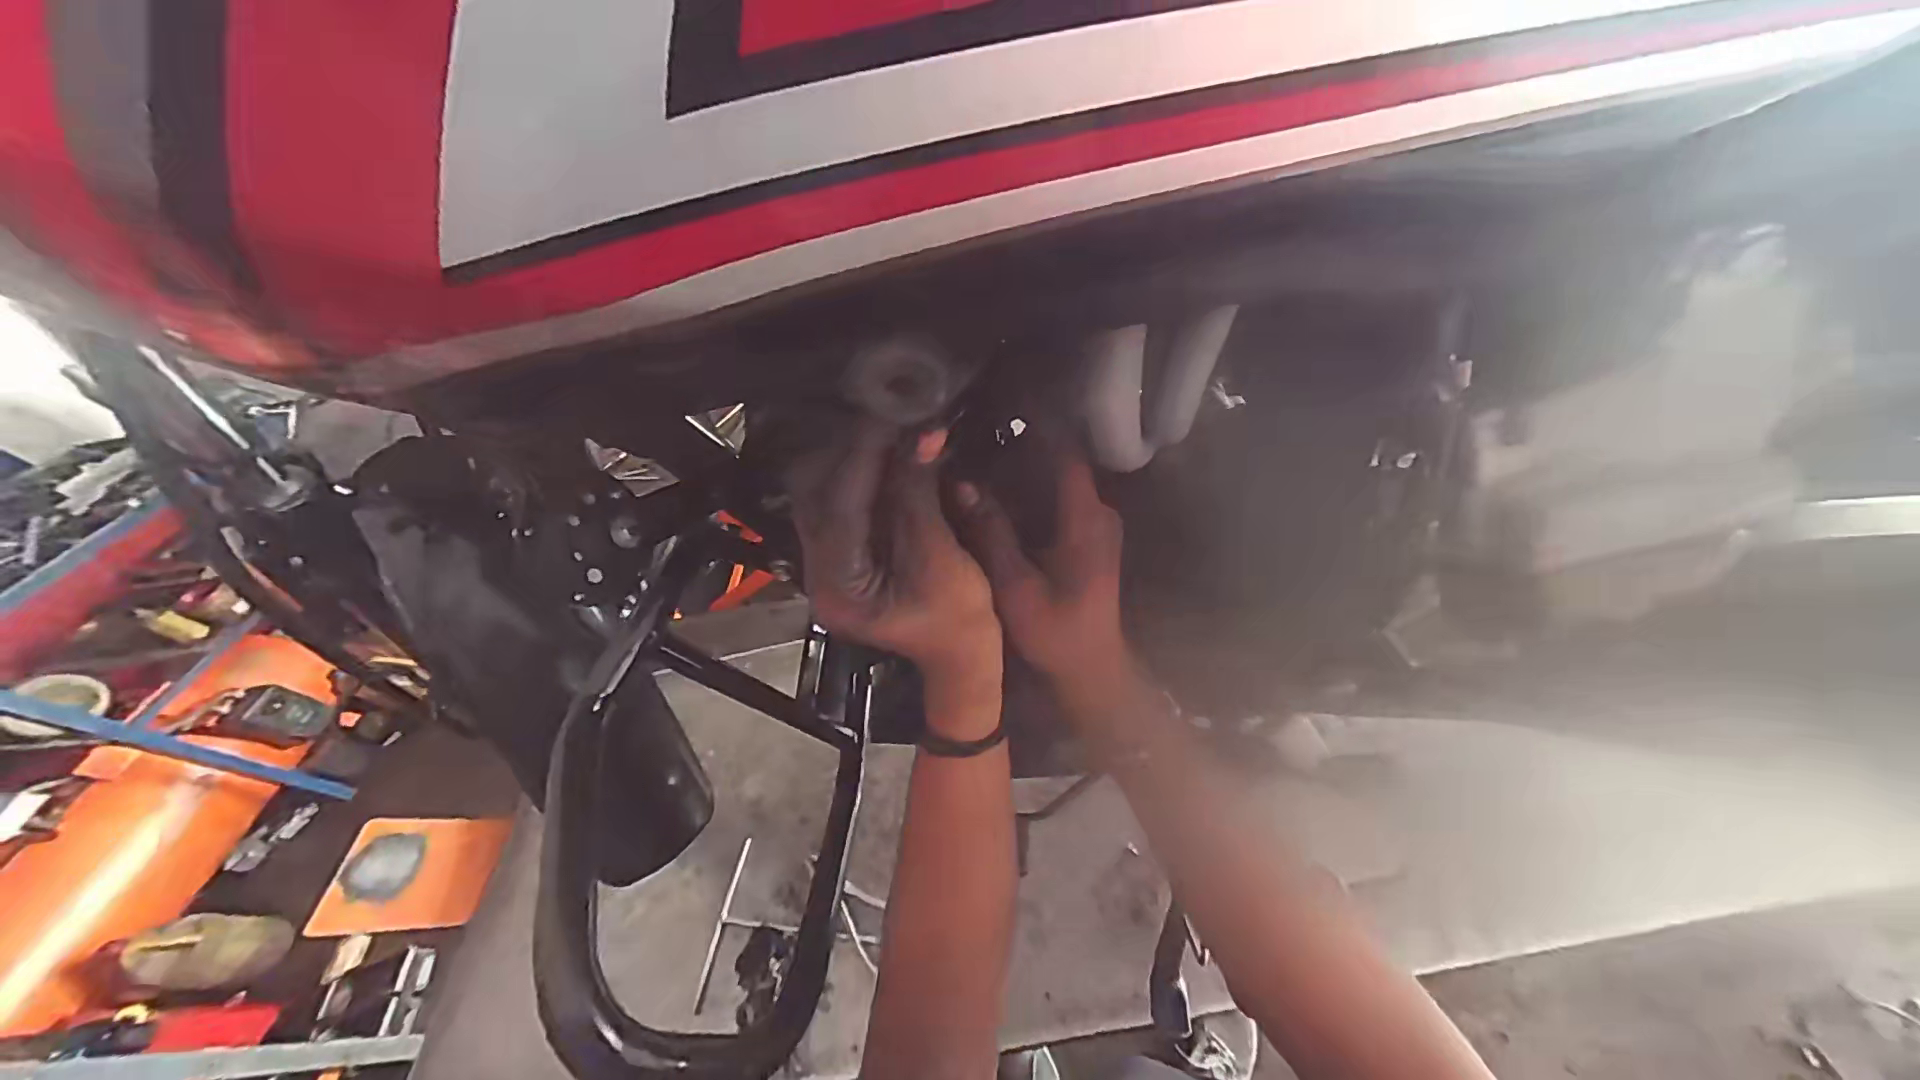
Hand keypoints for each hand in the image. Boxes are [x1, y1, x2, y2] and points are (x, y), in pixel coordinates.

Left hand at [787, 418, 1001, 700]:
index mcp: (839, 589)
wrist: (963, 659)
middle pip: (820, 497)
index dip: (863, 459)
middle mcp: (819, 576)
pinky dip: (863, 478)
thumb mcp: (942, 559)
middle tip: (890, 422)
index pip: (840, 509)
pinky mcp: (843, 557)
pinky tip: (887, 458)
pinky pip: (841, 504)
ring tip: (891, 434)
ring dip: (856, 462)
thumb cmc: (959, 624)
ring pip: (825, 495)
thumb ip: (921, 496)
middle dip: (854, 455)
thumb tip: (921, 437)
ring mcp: (827, 566)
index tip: (887, 420)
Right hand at [953, 443, 1130, 692]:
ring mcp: (1096, 524)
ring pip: (1060, 476)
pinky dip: (1033, 484)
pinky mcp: (1089, 536)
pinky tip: (1000, 484)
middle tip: (979, 422)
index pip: (1066, 452)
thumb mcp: (1016, 586)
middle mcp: (1098, 512)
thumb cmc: (1056, 631)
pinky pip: (1060, 495)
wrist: (1090, 666)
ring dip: (1027, 461)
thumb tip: (962, 484)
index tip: (1003, 400)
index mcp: (1086, 519)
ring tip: (983, 444)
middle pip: (1062, 459)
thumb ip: (992, 533)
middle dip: (1024, 439)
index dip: (1038, 423)